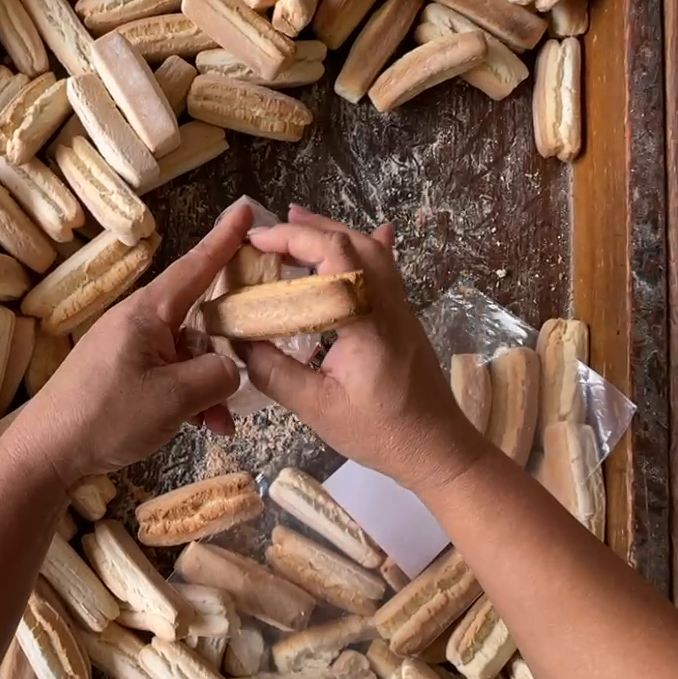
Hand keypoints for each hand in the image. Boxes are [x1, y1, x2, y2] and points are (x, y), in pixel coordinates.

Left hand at [1, 206, 250, 489]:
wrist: (47, 451)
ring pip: (188, 352)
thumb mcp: (174, 398)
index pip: (195, 266)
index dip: (224, 239)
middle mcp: (139, 321)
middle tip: (260, 350)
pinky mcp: (124, 371)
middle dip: (230, 343)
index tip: (247, 209)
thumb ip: (216, 375)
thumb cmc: (108, 415)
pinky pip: (170, 372)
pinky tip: (203, 425)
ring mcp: (130, 346)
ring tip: (221, 421)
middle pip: (200, 316)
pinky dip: (190, 394)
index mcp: (148, 312)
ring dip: (210, 383)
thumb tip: (232, 367)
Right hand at [241, 207, 494, 492]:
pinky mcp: (403, 318)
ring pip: (371, 250)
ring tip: (297, 229)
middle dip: (308, 229)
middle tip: (268, 235)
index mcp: (366, 319)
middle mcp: (388, 302)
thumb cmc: (382, 432)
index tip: (257, 242)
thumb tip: (238, 343)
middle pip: (353, 241)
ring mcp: (401, 307)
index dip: (293, 238)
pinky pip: (384, 268)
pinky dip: (364, 248)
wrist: (439, 450)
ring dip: (332, 234)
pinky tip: (364, 237)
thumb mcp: (318, 408)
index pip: (334, 255)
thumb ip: (274, 373)